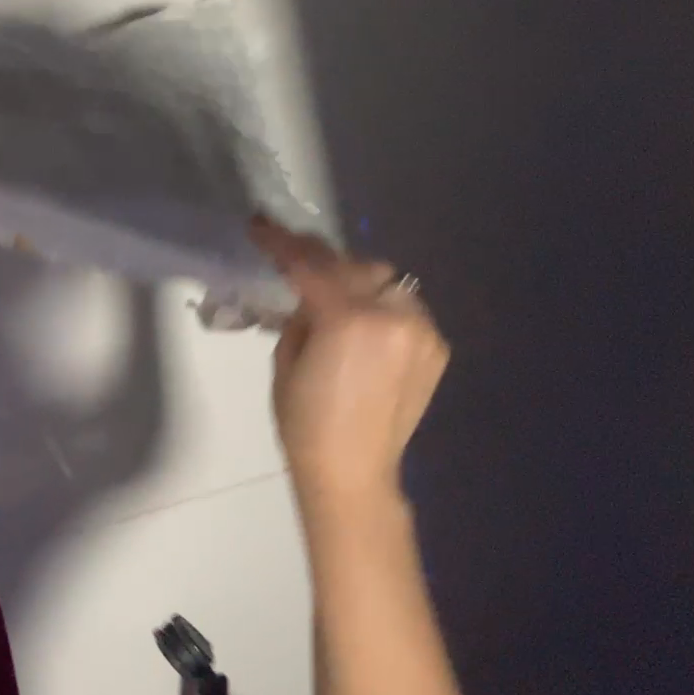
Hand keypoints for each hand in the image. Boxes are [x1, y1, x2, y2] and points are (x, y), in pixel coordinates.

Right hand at [249, 217, 448, 505]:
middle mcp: (394, 316)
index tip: (258, 225)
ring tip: (331, 300)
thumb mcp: (286, 358)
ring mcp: (422, 332)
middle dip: (324, 262)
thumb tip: (310, 297)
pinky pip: (403, 311)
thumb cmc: (302, 419)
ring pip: (386, 283)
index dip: (281, 242)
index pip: (310, 265)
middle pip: (356, 265)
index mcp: (348, 319)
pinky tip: (359, 332)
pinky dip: (379, 309)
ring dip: (356, 283)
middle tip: (294, 265)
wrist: (352, 469)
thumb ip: (301, 316)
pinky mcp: (435, 349)